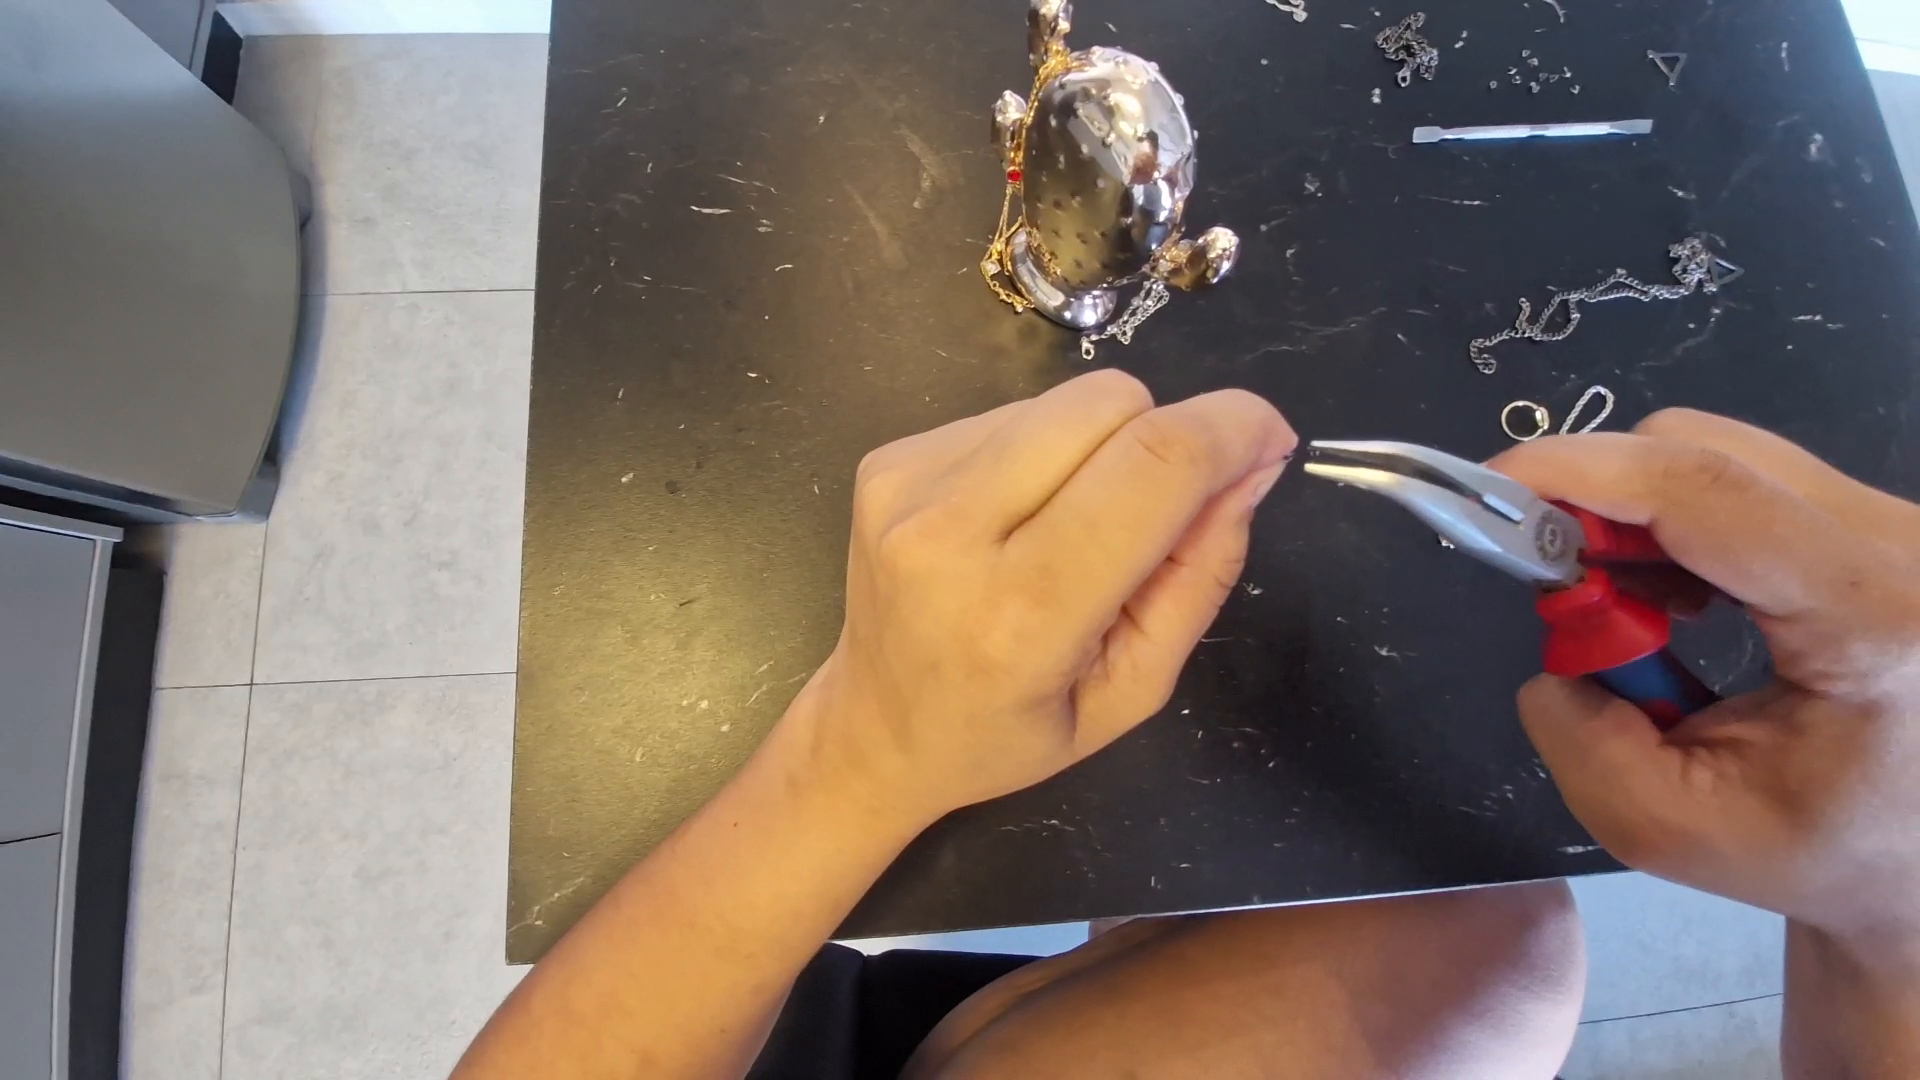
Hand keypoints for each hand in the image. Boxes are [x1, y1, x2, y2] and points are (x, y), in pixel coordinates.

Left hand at [785, 370, 1294, 827]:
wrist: (874, 724)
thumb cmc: (1008, 730)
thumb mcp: (1131, 690)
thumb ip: (1200, 576)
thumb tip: (1249, 467)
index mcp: (1021, 613)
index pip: (1151, 469)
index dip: (1230, 431)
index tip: (1268, 439)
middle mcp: (949, 531)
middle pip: (1107, 403)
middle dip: (1161, 438)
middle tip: (1149, 511)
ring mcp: (907, 485)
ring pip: (1059, 400)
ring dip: (1096, 447)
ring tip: (1064, 524)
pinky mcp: (887, 459)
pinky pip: (1007, 413)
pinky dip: (1039, 451)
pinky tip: (1013, 515)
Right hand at [1493, 409, 1919, 948]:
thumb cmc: (1816, 851)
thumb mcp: (1659, 821)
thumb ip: (1571, 730)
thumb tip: (1561, 645)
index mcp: (1882, 623)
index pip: (1706, 494)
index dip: (1573, 471)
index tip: (1485, 491)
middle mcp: (1910, 548)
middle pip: (1700, 451)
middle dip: (1590, 501)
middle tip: (1559, 582)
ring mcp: (1904, 529)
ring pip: (1714, 455)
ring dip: (1626, 516)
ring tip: (1627, 604)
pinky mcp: (1881, 526)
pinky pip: (1738, 478)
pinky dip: (1664, 522)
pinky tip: (1676, 593)